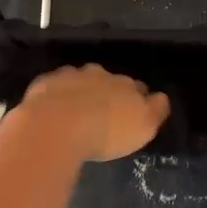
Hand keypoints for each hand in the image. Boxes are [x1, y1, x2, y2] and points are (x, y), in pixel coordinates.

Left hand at [13, 64, 169, 161]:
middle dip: (109, 92)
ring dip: (82, 90)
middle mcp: (100, 74)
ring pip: (81, 79)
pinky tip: (53, 110)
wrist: (56, 125)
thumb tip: (160, 97)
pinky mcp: (46, 84)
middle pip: (110, 80)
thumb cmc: (105, 132)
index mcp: (126, 85)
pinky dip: (57, 94)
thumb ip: (156, 110)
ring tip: (77, 111)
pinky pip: (55, 86)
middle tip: (105, 113)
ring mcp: (71, 76)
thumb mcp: (143, 127)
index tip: (134, 112)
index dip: (138, 99)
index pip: (138, 88)